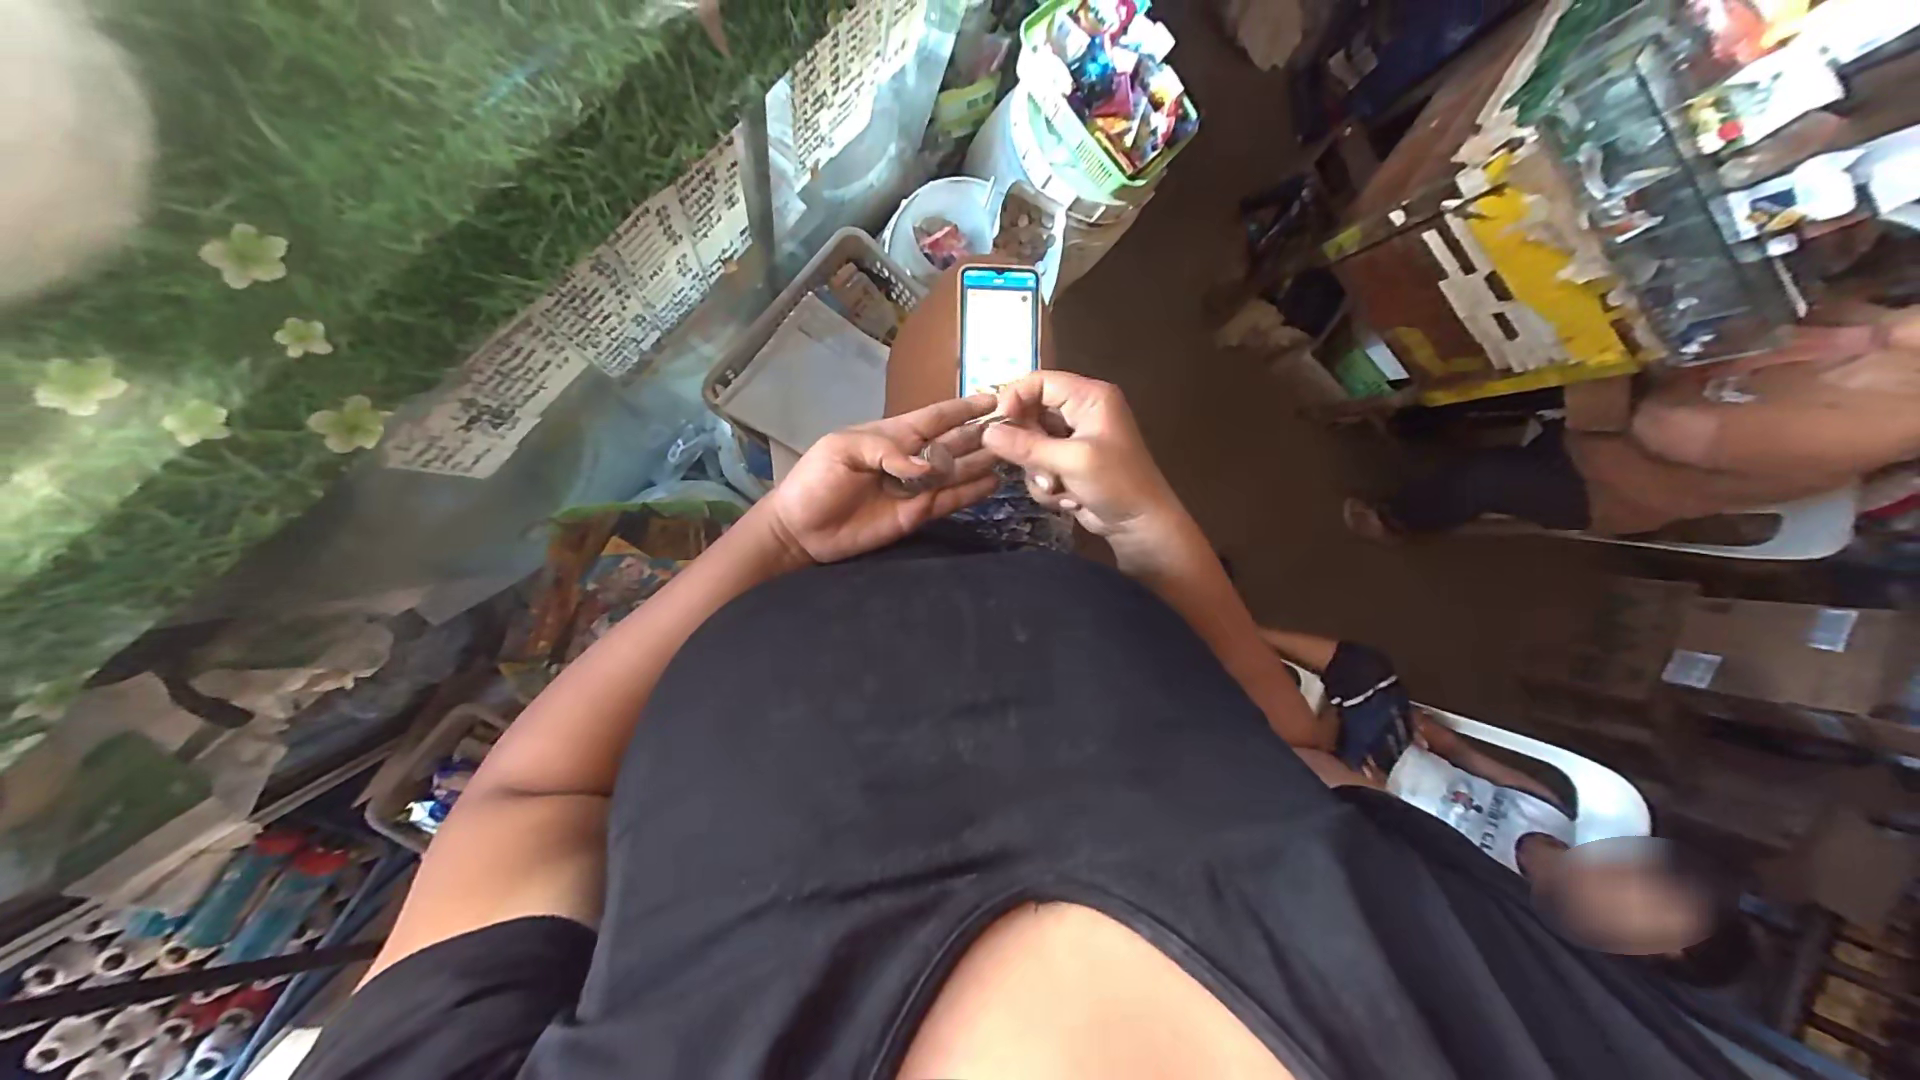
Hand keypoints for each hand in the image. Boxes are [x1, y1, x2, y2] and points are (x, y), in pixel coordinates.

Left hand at [761, 395, 1002, 563]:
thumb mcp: (843, 450)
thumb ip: (887, 451)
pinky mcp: (917, 514)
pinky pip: (950, 500)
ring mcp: (916, 488)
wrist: (802, 529)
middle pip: (954, 442)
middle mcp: (911, 458)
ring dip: (982, 460)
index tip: (992, 397)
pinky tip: (994, 483)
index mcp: (892, 435)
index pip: (934, 417)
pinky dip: (971, 492)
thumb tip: (928, 466)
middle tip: (1014, 425)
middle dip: (981, 432)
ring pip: (958, 470)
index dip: (961, 407)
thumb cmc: (816, 480)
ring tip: (1011, 452)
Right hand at [980, 372, 1186, 558]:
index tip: (996, 425)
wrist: (1140, 526)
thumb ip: (1026, 445)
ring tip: (1057, 488)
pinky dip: (1047, 485)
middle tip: (1035, 467)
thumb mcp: (1070, 461)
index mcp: (1089, 397)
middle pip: (1030, 414)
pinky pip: (1038, 467)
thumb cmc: (1116, 484)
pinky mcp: (1067, 464)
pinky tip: (1068, 499)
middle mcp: (1080, 412)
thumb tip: (986, 432)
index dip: (1015, 399)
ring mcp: (1073, 440)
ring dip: (1038, 472)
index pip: (1040, 381)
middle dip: (1029, 447)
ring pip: (1030, 445)